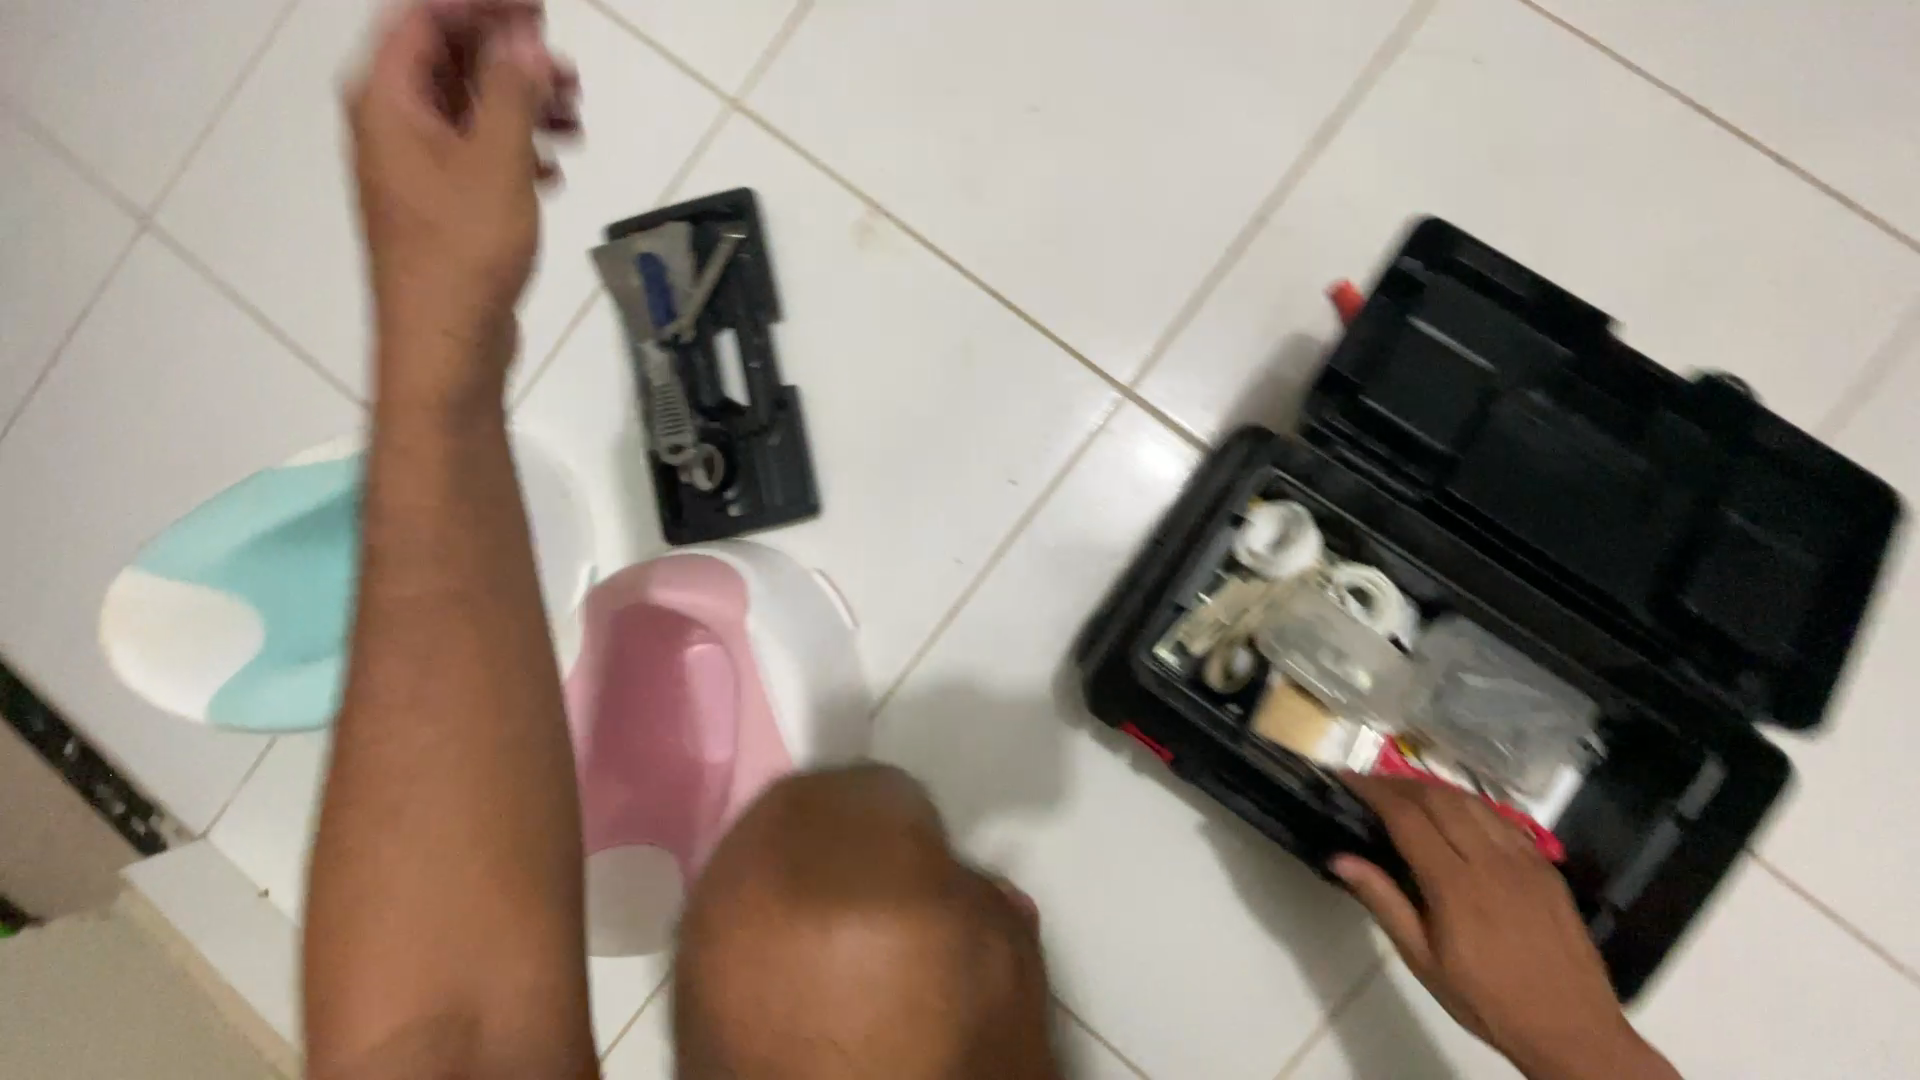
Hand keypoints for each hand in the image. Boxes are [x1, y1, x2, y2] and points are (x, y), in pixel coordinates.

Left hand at [347, 0, 579, 405]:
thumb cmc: (464, 252)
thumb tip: (523, 39)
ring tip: (573, 125)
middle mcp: (393, 123)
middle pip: (450, 61)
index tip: (540, 9)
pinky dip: (516, 151)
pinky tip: (551, 171)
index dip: (483, 5)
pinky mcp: (442, 206)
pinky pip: (477, 155)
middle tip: (569, 75)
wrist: (445, 341)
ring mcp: (416, 167)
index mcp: (387, 98)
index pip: (427, 16)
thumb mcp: (495, 163)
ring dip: (522, 108)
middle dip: (511, 59)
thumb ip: (510, 93)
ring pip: (469, 111)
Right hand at [1332, 776, 1680, 1079]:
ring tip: (1405, 793)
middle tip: (1370, 784)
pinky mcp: (1546, 868)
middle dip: (1398, 783)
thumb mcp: (1423, 960)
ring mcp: (1524, 861)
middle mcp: (1491, 862)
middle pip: (1438, 798)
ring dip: (1432, 789)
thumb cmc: (1487, 1000)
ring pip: (1471, 802)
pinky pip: (1501, 819)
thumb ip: (1383, 902)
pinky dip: (1468, 806)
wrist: (1574, 1033)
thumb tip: (1339, 858)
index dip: (1373, 792)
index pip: (1406, 817)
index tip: (1346, 780)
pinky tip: (1454, 815)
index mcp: (1455, 885)